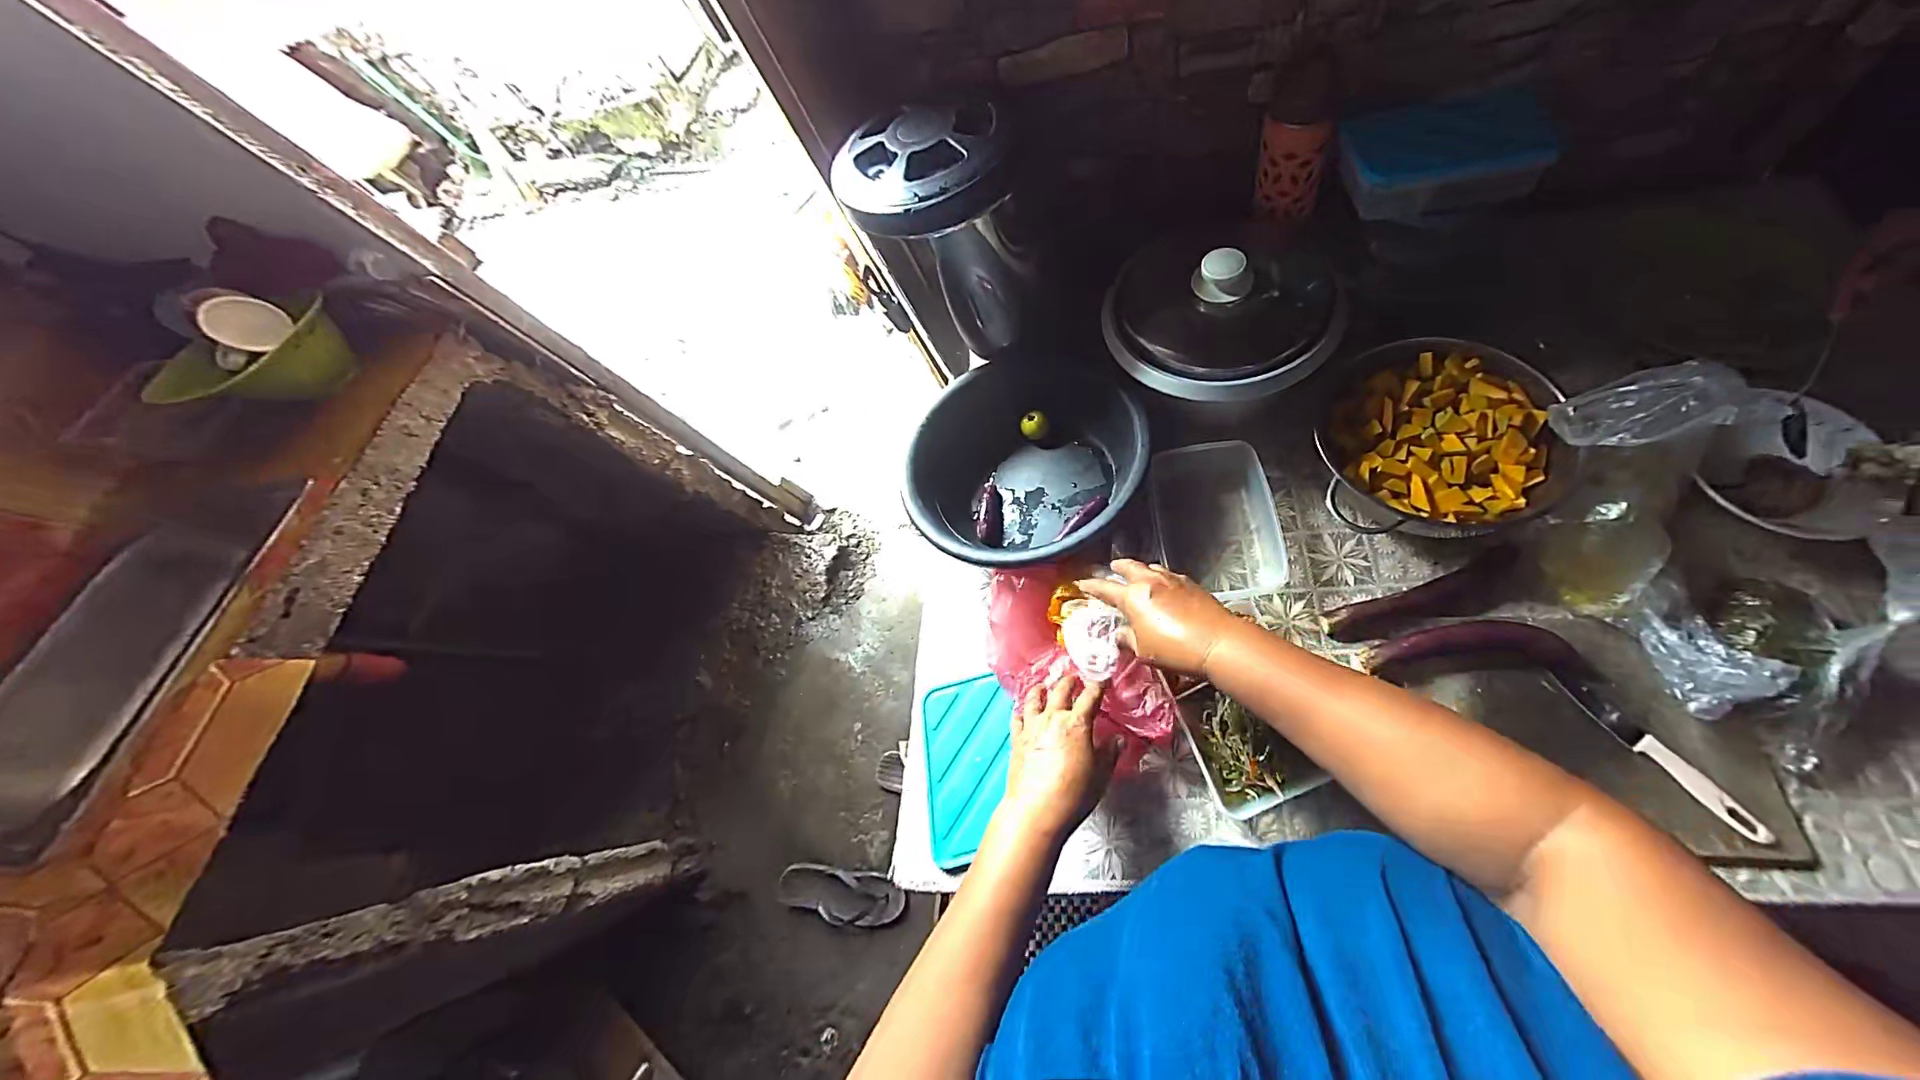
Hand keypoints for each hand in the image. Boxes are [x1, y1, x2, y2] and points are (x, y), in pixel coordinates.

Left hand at [998, 673, 1117, 841]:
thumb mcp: (1100, 774)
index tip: (1103, 679)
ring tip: (1044, 685)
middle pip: (1061, 690)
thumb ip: (1109, 752)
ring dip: (1042, 689)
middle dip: (1070, 681)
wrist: (1035, 810)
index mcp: (1076, 724)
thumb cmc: (1072, 795)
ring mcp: (1031, 727)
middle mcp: (1052, 719)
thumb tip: (1117, 739)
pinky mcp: (1016, 740)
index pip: (1090, 696)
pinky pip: (1017, 717)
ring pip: (1035, 698)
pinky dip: (1021, 710)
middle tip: (1075, 678)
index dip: (1098, 685)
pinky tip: (1021, 711)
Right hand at [1076, 559, 1244, 675]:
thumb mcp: (1143, 650)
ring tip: (1138, 575)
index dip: (1091, 586)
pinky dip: (1160, 577)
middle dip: (1117, 567)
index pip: (1104, 588)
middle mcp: (1150, 581)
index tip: (1082, 584)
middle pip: (1129, 567)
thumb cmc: (1176, 649)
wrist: (1219, 643)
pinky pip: (1169, 574)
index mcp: (1132, 596)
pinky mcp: (1191, 584)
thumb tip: (1120, 633)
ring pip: (1151, 567)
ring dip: (1141, 570)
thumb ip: (1128, 638)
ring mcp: (1173, 580)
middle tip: (1112, 568)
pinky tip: (1163, 585)